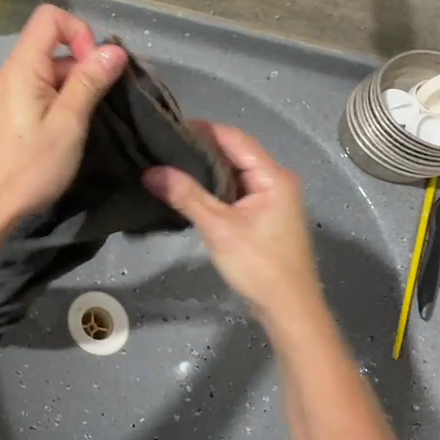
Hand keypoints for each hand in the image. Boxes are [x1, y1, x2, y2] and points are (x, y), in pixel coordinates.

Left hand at [0, 5, 124, 232]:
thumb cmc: (29, 167)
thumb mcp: (68, 124)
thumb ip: (89, 82)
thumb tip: (113, 49)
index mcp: (21, 66)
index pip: (50, 17)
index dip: (80, 32)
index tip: (96, 68)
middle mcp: (8, 72)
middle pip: (50, 46)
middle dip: (82, 65)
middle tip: (102, 103)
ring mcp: (3, 93)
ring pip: (45, 72)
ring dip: (72, 87)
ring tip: (87, 122)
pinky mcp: (4, 113)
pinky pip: (35, 91)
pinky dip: (57, 101)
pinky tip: (66, 132)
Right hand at [142, 123, 322, 321]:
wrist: (289, 310)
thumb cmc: (258, 266)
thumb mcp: (218, 228)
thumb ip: (185, 195)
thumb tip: (150, 171)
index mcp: (272, 176)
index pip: (233, 137)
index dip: (201, 130)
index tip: (166, 129)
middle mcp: (277, 180)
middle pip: (234, 152)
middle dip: (199, 148)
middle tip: (161, 147)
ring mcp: (273, 198)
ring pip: (234, 172)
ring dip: (205, 168)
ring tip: (169, 165)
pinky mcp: (265, 215)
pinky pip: (236, 189)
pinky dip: (214, 186)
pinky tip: (189, 190)